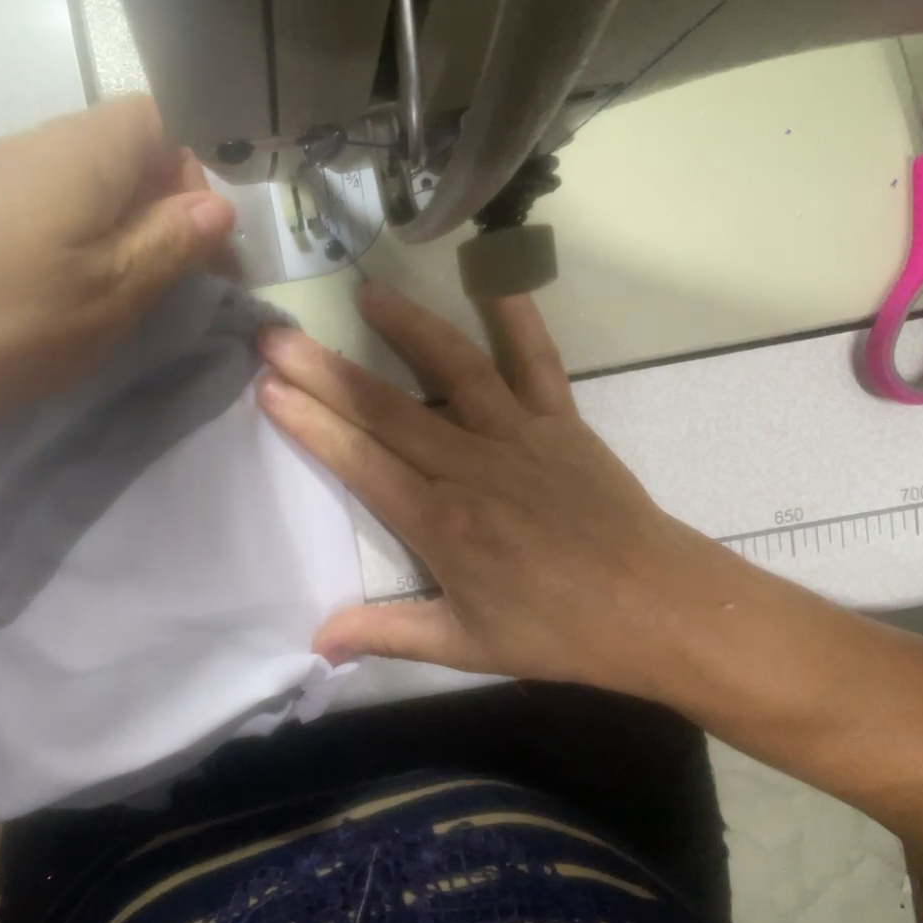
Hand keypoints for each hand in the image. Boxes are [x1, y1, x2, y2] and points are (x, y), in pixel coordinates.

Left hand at [0, 95, 236, 445]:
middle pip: (118, 151)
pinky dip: (61, 244)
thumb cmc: (8, 322)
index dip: (193, 175)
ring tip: (105, 299)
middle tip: (163, 282)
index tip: (199, 244)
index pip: (162, 120)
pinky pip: (31, 210)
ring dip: (109, 232)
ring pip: (74, 186)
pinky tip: (44, 300)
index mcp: (82, 151)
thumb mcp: (112, 292)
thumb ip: (171, 243)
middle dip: (156, 210)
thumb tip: (217, 206)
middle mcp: (29, 144)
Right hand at [257, 284, 756, 694]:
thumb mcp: (465, 646)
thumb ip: (386, 635)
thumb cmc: (556, 630)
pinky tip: (495, 276)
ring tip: (367, 293)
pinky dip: (518, 317)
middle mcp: (472, 467)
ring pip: (455, 370)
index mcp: (441, 522)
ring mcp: (520, 436)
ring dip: (408, 328)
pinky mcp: (562, 422)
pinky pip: (538, 362)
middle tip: (277, 335)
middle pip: (387, 410)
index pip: (361, 462)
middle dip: (325, 371)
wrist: (654, 608)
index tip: (267, 387)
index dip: (310, 424)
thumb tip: (316, 643)